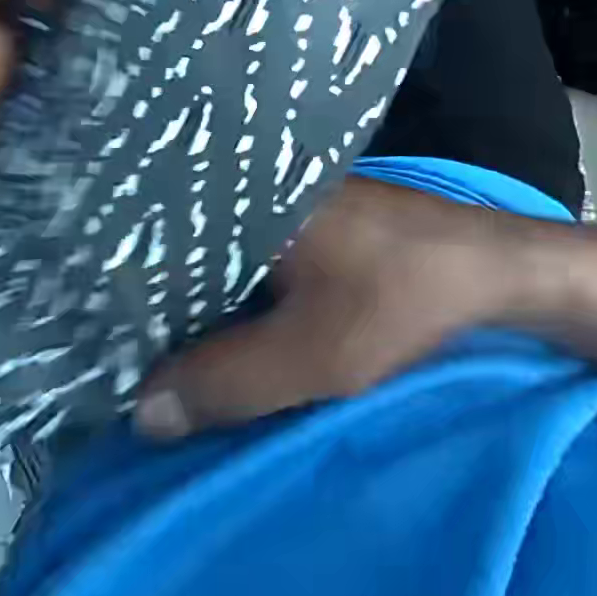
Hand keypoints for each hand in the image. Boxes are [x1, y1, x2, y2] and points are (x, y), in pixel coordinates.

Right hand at [135, 179, 543, 438]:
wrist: (494, 270)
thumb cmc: (402, 302)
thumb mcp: (310, 358)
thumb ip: (225, 383)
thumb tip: (143, 409)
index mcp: (259, 199)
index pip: (168, 234)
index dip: (133, 284)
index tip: (102, 326)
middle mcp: (275, 187)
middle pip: (200, 240)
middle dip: (169, 290)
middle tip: (125, 337)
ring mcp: (304, 196)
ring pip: (234, 246)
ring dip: (212, 290)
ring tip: (168, 331)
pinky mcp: (329, 217)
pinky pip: (266, 248)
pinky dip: (248, 283)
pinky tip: (236, 312)